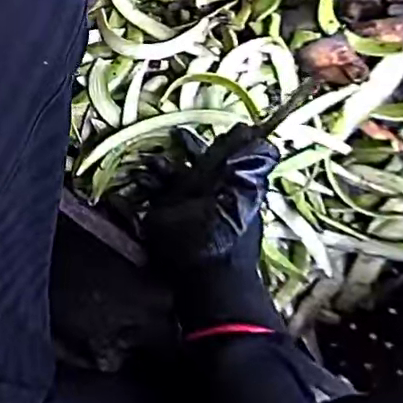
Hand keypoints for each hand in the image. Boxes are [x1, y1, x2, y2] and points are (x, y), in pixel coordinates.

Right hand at [109, 124, 286, 336]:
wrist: (203, 277)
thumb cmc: (223, 237)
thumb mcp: (241, 199)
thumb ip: (248, 171)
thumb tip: (266, 140)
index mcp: (224, 184)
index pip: (217, 155)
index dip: (204, 141)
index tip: (189, 125)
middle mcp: (203, 190)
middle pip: (188, 162)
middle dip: (174, 148)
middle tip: (161, 135)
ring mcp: (180, 202)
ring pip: (165, 174)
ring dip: (154, 164)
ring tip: (146, 160)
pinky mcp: (159, 215)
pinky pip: (146, 191)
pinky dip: (139, 182)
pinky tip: (136, 179)